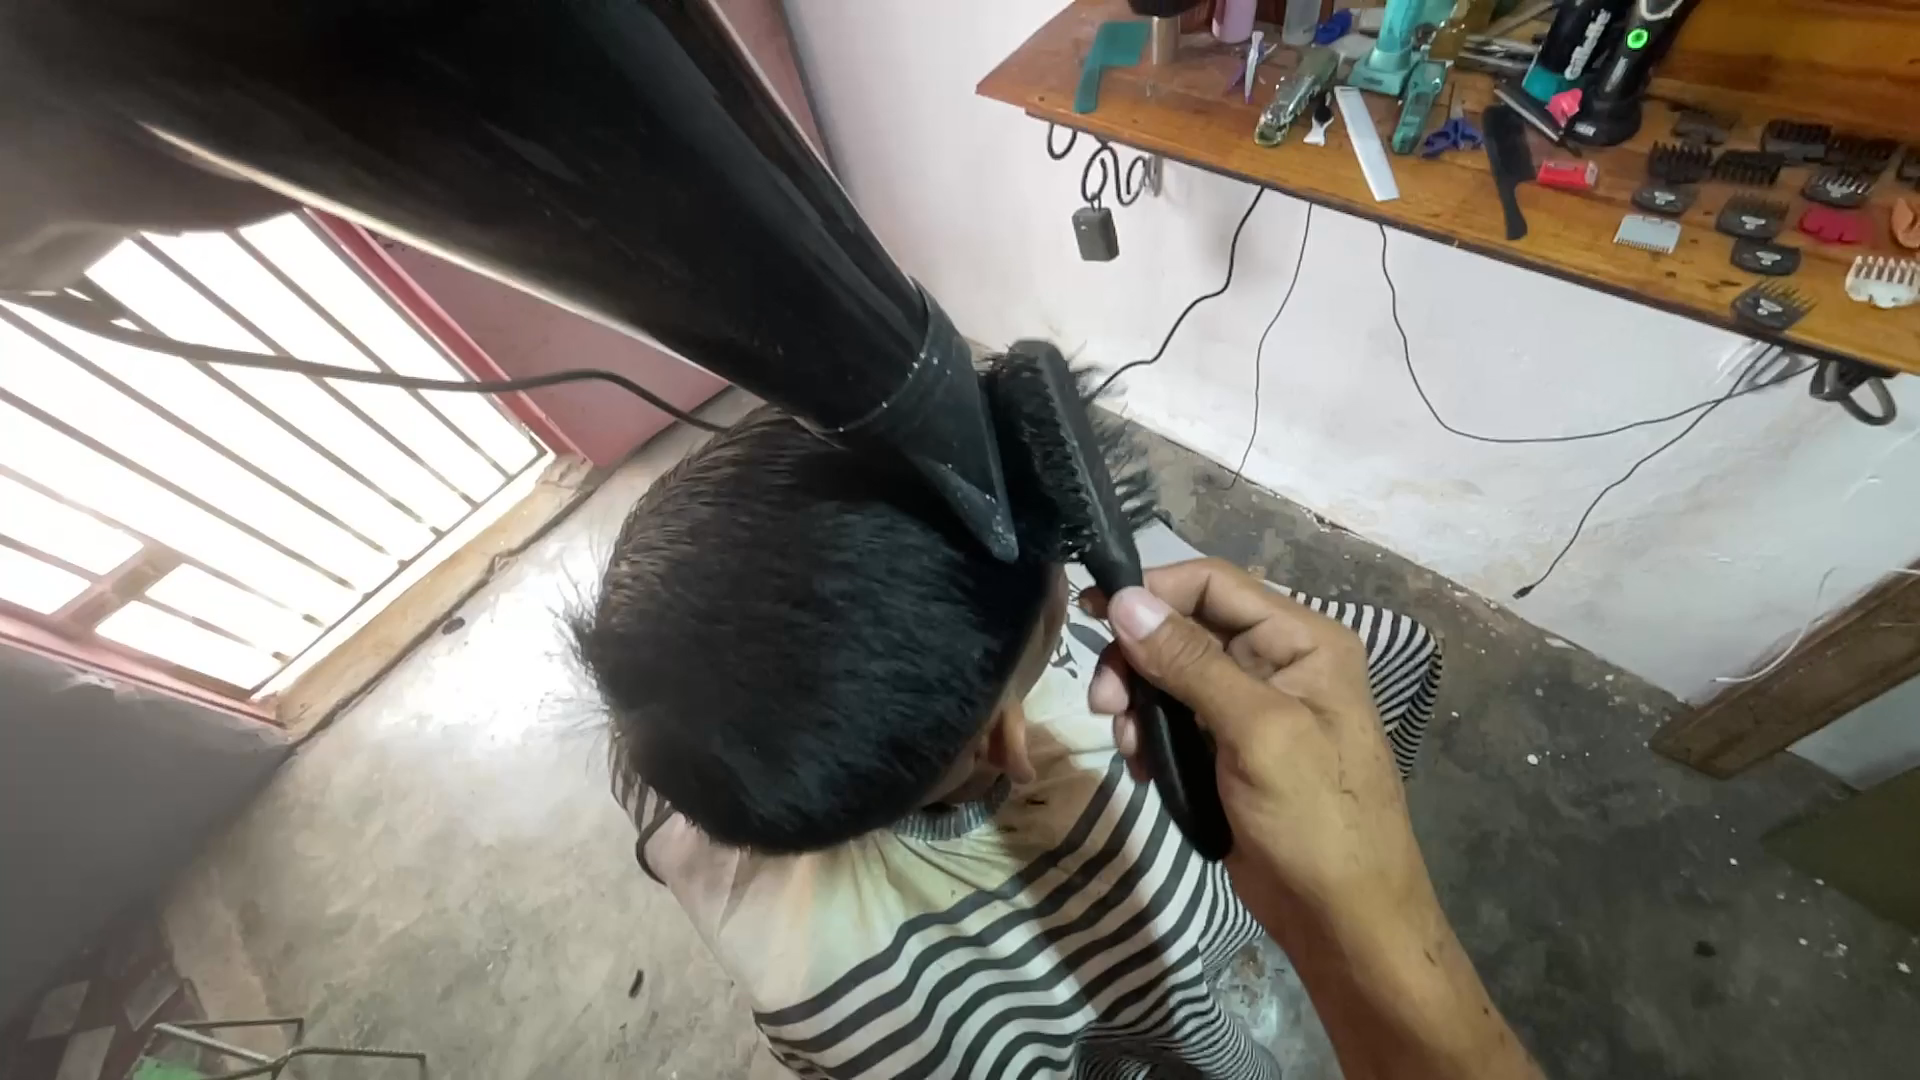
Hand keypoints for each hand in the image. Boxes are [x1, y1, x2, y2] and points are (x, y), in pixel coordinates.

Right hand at [1085, 560, 1541, 1078]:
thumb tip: (1125, 600)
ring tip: (1125, 745)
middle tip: (1103, 703)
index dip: (1152, 590)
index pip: (1212, 583)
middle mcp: (1275, 658)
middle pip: (1183, 626)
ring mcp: (1250, 701)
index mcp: (1301, 639)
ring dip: (1136, 700)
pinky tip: (1142, 766)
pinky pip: (1172, 711)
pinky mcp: (1227, 739)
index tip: (1096, 614)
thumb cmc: (1315, 820)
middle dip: (1136, 658)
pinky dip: (1147, 730)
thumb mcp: (1255, 732)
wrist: (1342, 921)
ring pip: (1169, 670)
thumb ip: (1190, 662)